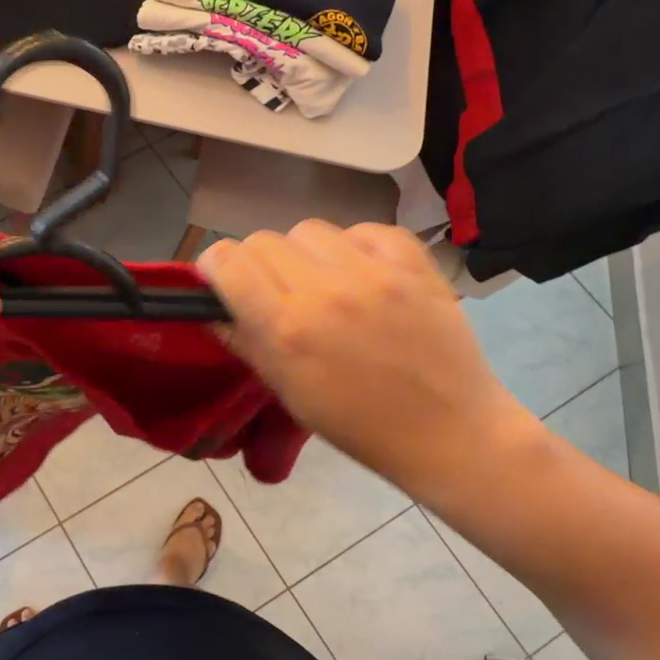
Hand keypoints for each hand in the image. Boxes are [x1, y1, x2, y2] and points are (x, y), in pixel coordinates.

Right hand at [197, 220, 531, 488]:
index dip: (214, 267)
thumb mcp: (285, 389)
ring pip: (309, 229)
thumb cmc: (355, 422)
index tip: (220, 280)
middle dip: (255, 262)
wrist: (448, 431)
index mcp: (286, 328)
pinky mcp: (414, 265)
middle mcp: (325, 290)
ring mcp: (374, 273)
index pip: (228, 261)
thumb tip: (212, 307)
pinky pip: (366, 229)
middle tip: (271, 289)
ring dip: (302, 252)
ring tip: (319, 280)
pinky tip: (360, 272)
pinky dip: (354, 245)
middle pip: (263, 240)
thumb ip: (243, 340)